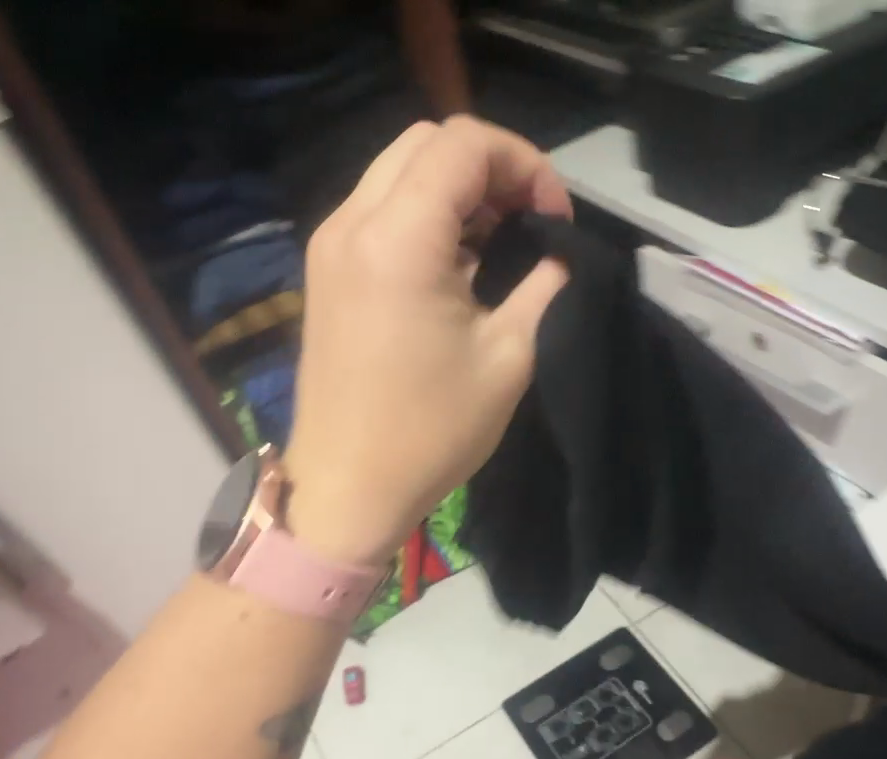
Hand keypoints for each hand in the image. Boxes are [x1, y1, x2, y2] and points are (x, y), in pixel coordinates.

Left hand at [282, 117, 571, 564]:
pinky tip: (459, 262)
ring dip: (458, 189)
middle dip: (492, 168)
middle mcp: (352, 223)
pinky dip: (426, 215)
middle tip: (531, 220)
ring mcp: (331, 245)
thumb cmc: (431, 431)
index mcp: (398, 239)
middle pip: (427, 143)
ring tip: (501, 240)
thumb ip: (543, 288)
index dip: (524, 164)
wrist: (348, 487)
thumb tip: (559, 257)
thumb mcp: (508, 358)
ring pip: (399, 171)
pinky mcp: (327, 271)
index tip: (555, 219)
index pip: (463, 143)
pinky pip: (380, 209)